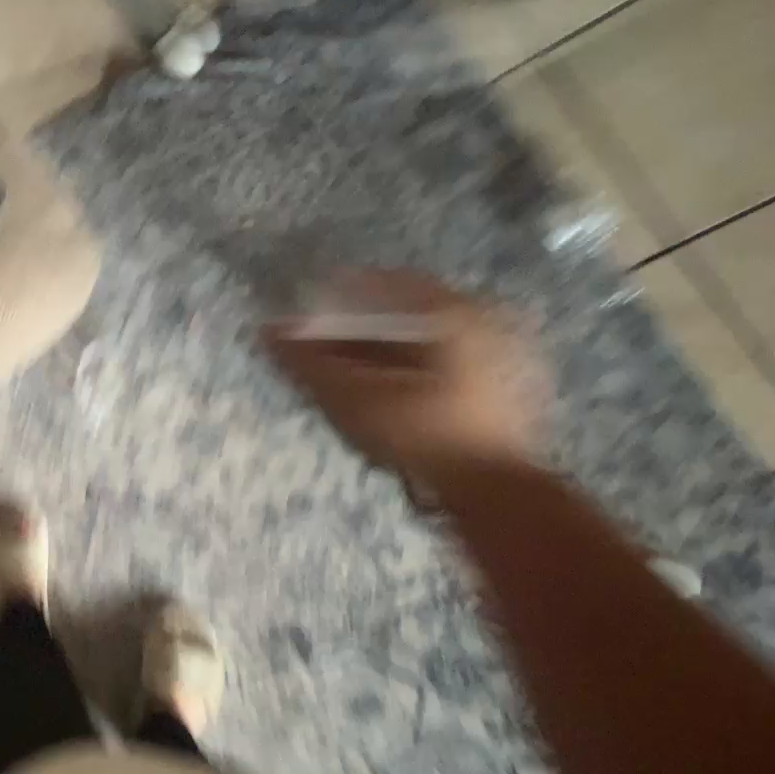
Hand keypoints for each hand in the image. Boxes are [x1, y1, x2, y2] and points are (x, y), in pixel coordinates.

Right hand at [263, 270, 549, 478]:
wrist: (494, 490)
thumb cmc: (420, 433)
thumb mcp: (350, 397)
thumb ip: (306, 361)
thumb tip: (267, 331)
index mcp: (454, 312)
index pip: (383, 283)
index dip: (337, 295)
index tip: (305, 313)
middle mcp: (487, 321)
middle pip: (405, 312)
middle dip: (357, 328)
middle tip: (320, 348)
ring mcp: (505, 354)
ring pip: (425, 340)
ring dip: (381, 351)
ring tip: (344, 373)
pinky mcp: (507, 385)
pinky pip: (446, 362)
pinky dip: (408, 369)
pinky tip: (383, 393)